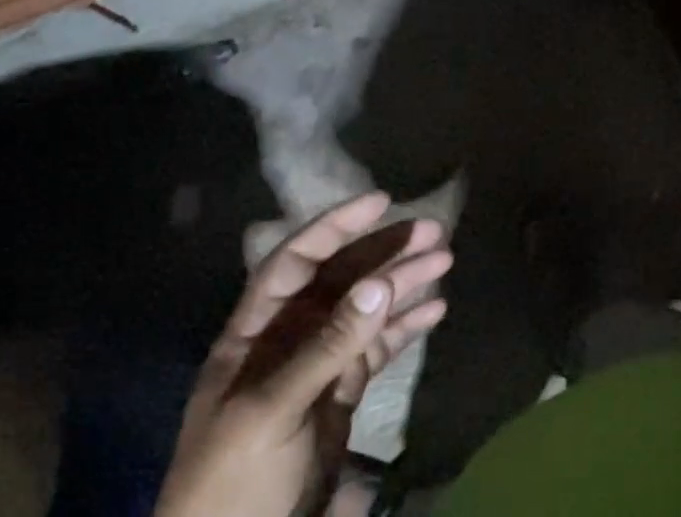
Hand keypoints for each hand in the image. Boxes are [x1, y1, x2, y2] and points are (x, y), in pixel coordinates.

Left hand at [155, 192, 451, 516]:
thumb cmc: (232, 479)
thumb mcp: (274, 410)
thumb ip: (328, 346)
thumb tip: (381, 282)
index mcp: (252, 338)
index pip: (292, 265)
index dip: (333, 229)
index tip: (381, 201)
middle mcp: (286, 343)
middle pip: (340, 283)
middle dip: (385, 253)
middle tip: (436, 232)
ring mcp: (316, 370)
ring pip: (366, 313)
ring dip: (404, 286)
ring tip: (447, 264)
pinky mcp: (340, 397)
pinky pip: (378, 350)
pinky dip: (407, 330)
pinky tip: (437, 314)